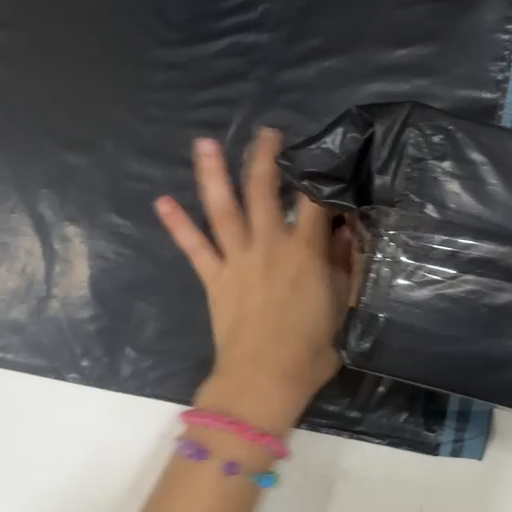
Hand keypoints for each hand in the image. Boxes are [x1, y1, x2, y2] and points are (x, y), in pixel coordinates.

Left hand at [154, 128, 351, 434]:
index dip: (320, 175)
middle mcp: (270, 245)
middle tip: (268, 132)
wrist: (264, 380)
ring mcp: (237, 259)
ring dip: (214, 173)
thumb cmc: (312, 349)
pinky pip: (194, 247)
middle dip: (265, 157)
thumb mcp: (345, 306)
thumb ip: (348, 266)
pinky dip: (178, 224)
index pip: (316, 201)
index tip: (323, 153)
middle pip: (264, 191)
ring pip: (224, 208)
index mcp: (307, 252)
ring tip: (204, 143)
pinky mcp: (214, 278)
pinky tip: (163, 201)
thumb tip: (348, 230)